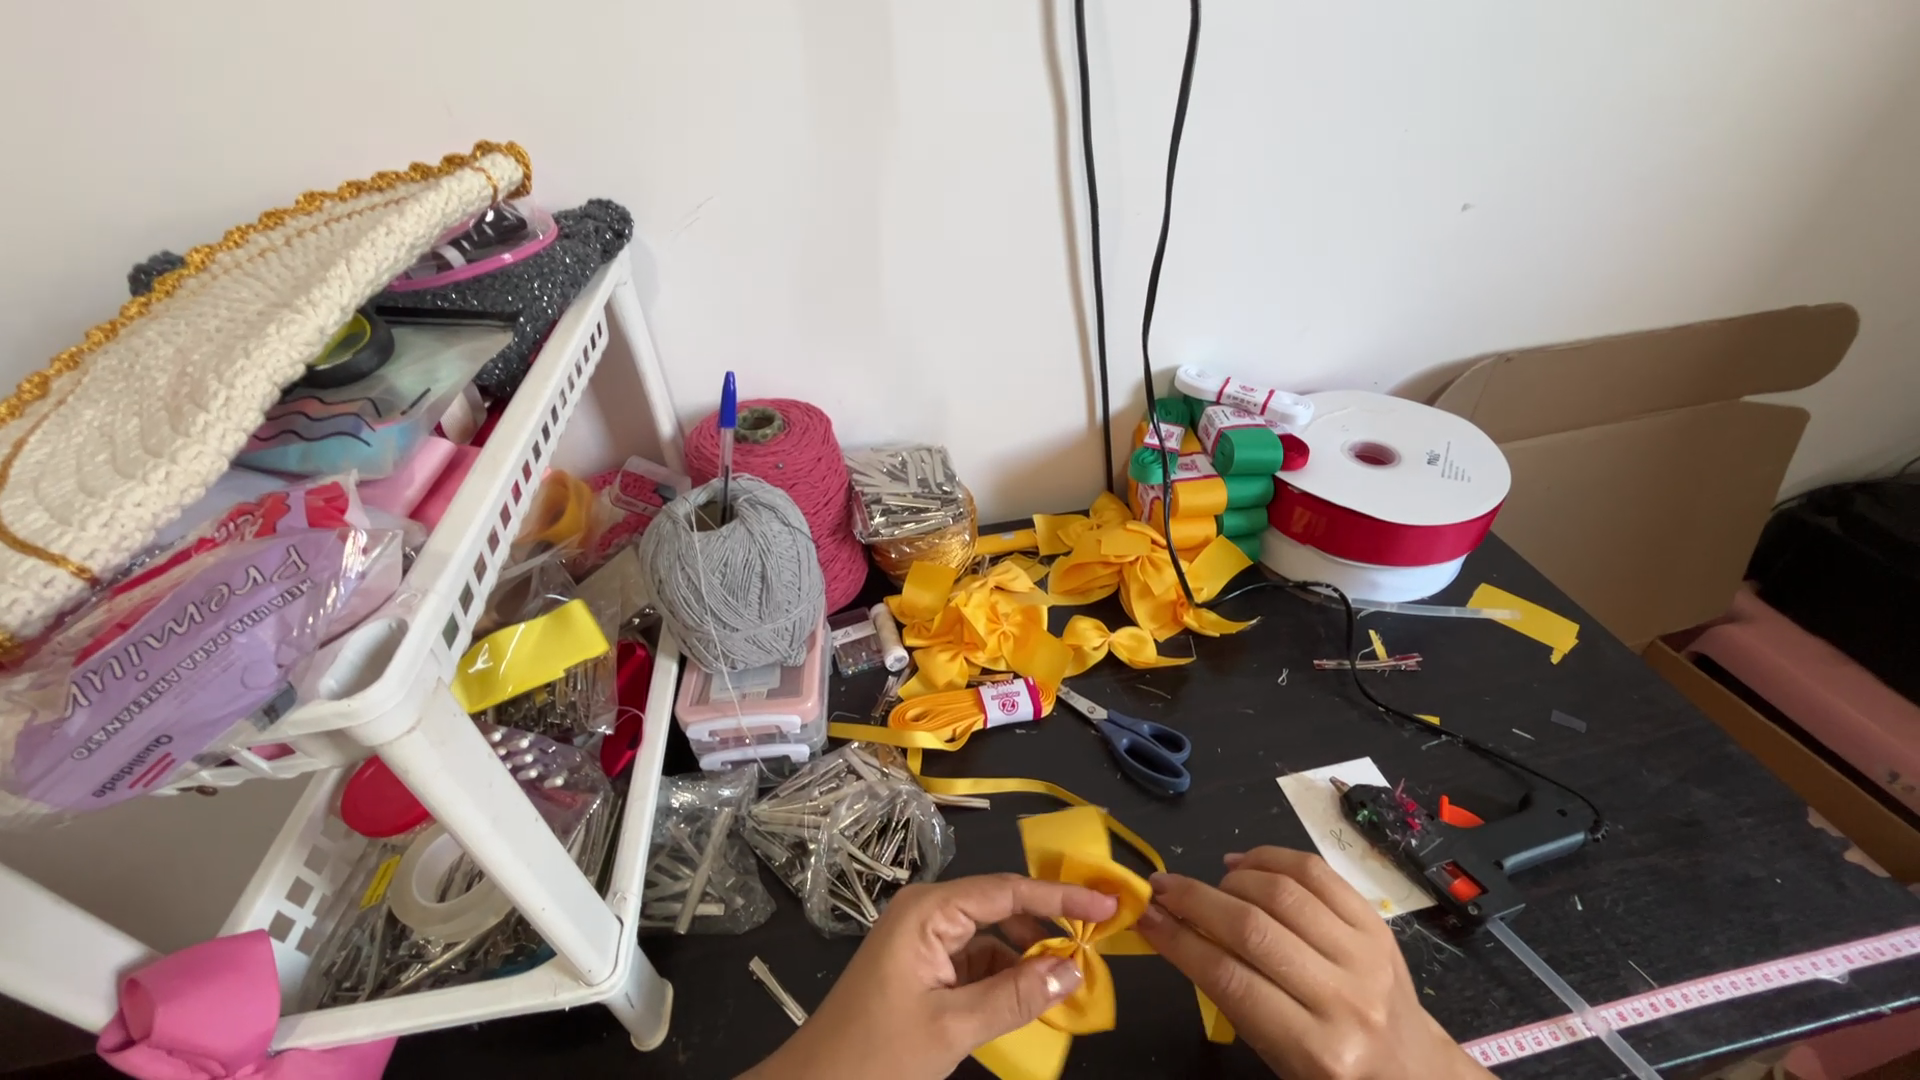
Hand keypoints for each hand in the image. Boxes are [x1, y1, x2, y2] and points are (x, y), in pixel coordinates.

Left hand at [742, 874, 1118, 1079]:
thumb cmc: (878, 1051)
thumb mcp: (953, 1026)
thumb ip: (1016, 996)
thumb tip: (1073, 970)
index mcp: (929, 909)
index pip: (1007, 890)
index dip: (1059, 897)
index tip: (1105, 905)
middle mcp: (927, 911)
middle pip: (1000, 906)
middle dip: (1046, 925)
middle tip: (1094, 944)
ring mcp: (924, 938)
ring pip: (991, 935)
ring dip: (1027, 956)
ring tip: (1069, 978)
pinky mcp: (924, 965)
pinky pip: (975, 959)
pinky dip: (1005, 976)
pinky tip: (1032, 995)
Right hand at [1134, 847, 1493, 1079]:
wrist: (1413, 1069)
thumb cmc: (1330, 1071)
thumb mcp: (1274, 1052)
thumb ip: (1228, 991)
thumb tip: (1172, 926)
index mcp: (1317, 1051)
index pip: (1229, 980)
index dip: (1178, 941)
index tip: (1145, 916)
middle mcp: (1346, 1001)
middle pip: (1252, 929)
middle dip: (1194, 900)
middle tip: (1161, 888)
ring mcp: (1367, 957)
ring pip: (1281, 892)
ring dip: (1230, 879)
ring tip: (1209, 884)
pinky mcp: (1376, 924)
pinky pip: (1314, 872)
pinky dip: (1269, 858)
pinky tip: (1243, 865)